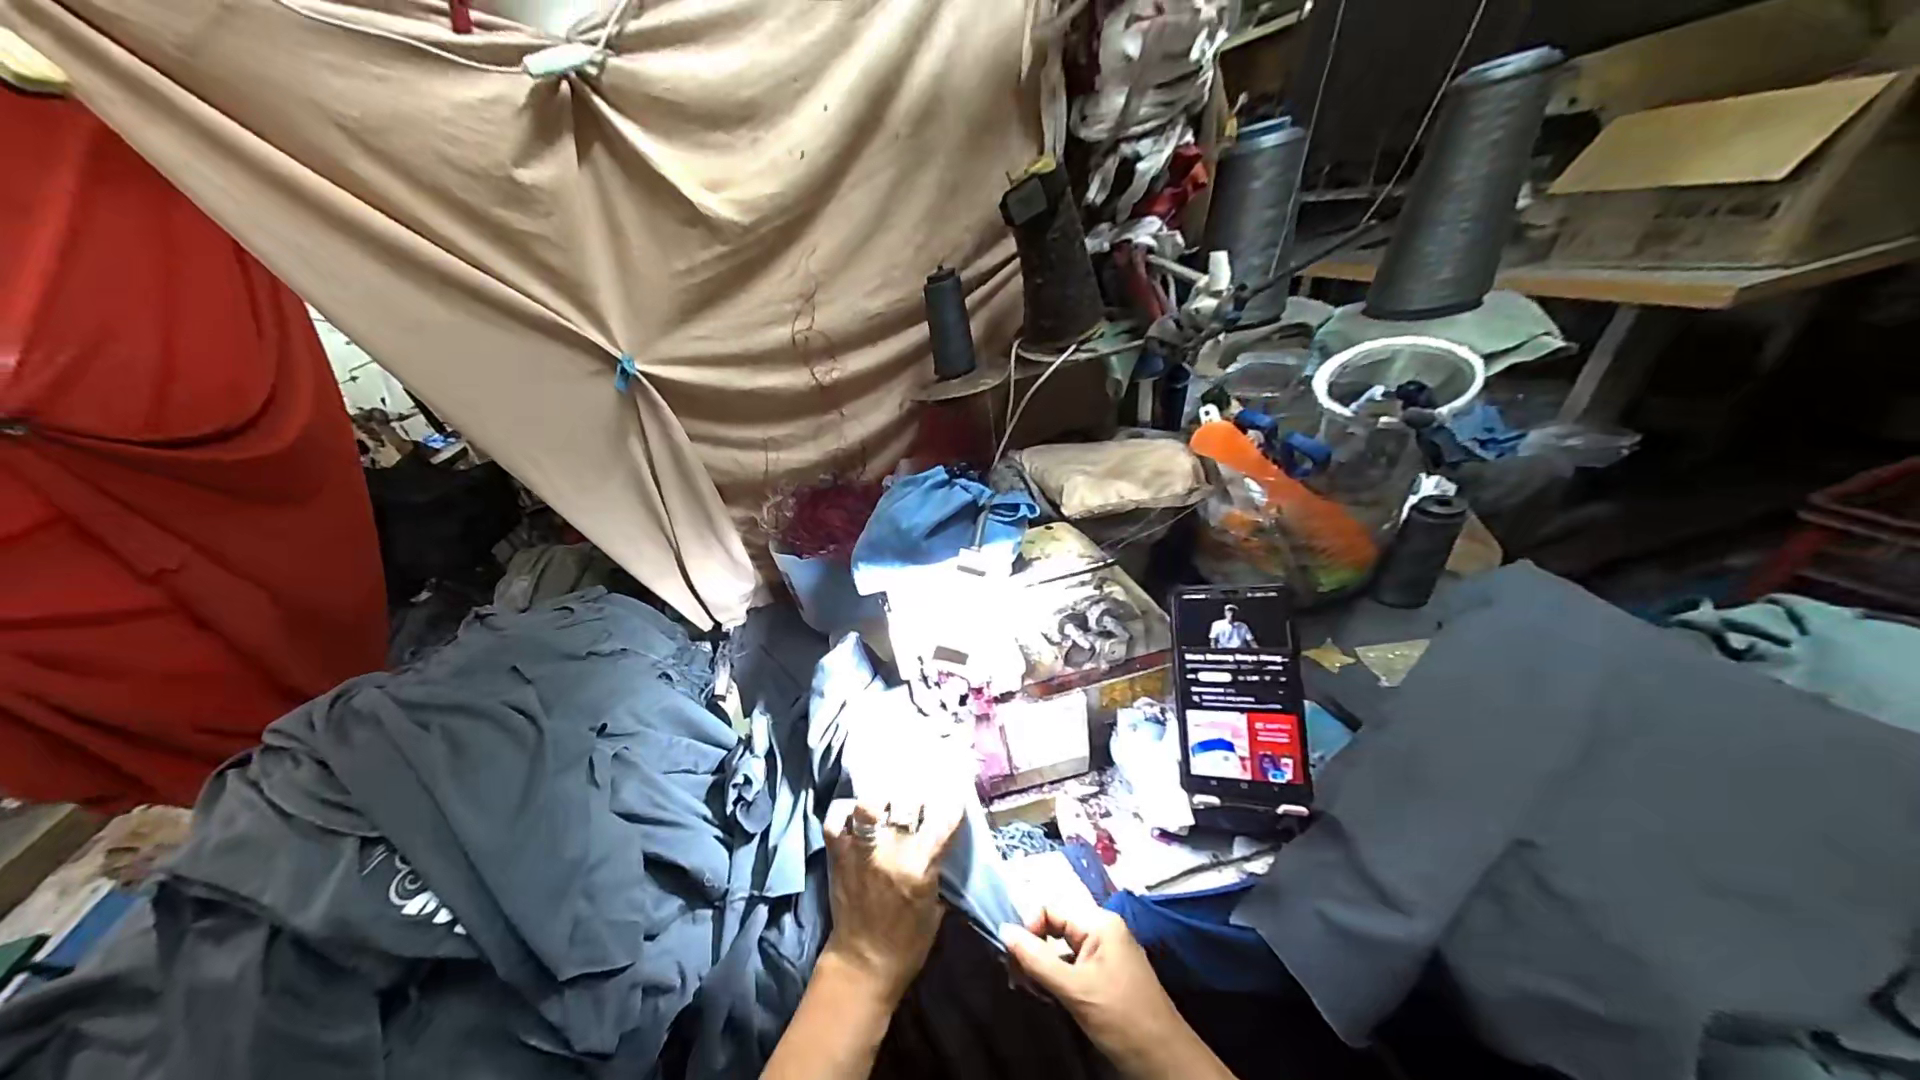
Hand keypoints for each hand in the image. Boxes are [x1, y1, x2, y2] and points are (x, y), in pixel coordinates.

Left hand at [819, 795, 963, 1004]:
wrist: (863, 964)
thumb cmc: (908, 942)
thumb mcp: (936, 906)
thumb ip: (937, 868)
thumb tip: (941, 840)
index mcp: (920, 868)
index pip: (943, 821)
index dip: (953, 805)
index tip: (954, 799)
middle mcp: (890, 853)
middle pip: (907, 804)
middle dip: (917, 799)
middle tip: (919, 802)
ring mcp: (860, 851)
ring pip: (869, 805)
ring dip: (881, 800)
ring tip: (887, 802)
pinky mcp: (838, 854)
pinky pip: (836, 818)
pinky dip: (845, 811)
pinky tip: (856, 814)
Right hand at [1001, 905, 1233, 1079]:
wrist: (1166, 1062)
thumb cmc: (1121, 1019)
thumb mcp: (1074, 989)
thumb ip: (1036, 959)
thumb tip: (1004, 930)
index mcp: (1099, 923)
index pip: (1051, 908)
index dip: (1028, 929)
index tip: (1014, 960)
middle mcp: (1103, 930)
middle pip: (1055, 927)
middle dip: (1033, 950)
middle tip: (1018, 981)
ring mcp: (1106, 952)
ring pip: (1061, 947)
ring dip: (1043, 967)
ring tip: (1032, 992)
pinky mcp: (1107, 974)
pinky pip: (1073, 963)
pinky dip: (1057, 977)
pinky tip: (1049, 996)